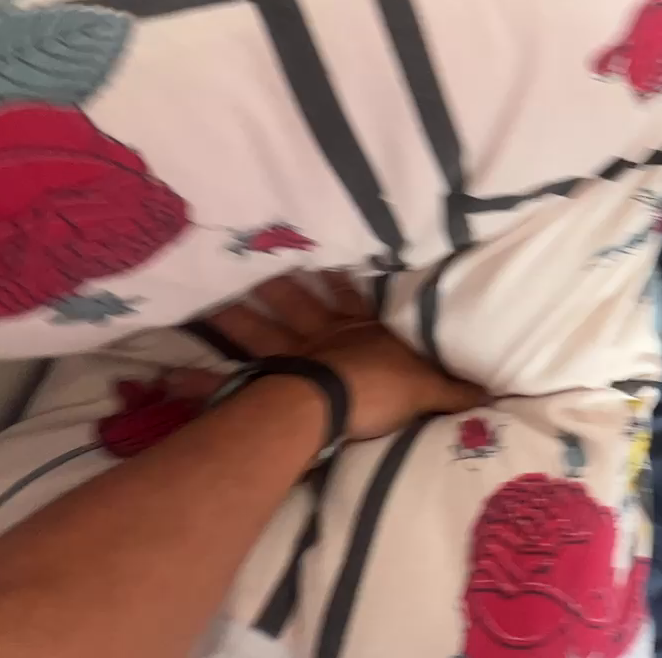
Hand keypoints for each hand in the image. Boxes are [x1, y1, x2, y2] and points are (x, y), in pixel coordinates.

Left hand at [180, 271, 488, 439]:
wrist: (343, 403)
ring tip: (209, 302)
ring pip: (260, 333)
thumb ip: (458, 389)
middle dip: (279, 286)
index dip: (339, 281)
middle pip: (298, 306)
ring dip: (237, 319)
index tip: (321, 258)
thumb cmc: (387, 387)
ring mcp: (291, 360)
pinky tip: (163, 378)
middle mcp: (324, 338)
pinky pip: (226, 382)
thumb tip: (499, 390)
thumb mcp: (433, 388)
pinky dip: (197, 382)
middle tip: (253, 262)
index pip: (352, 300)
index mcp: (362, 333)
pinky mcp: (266, 387)